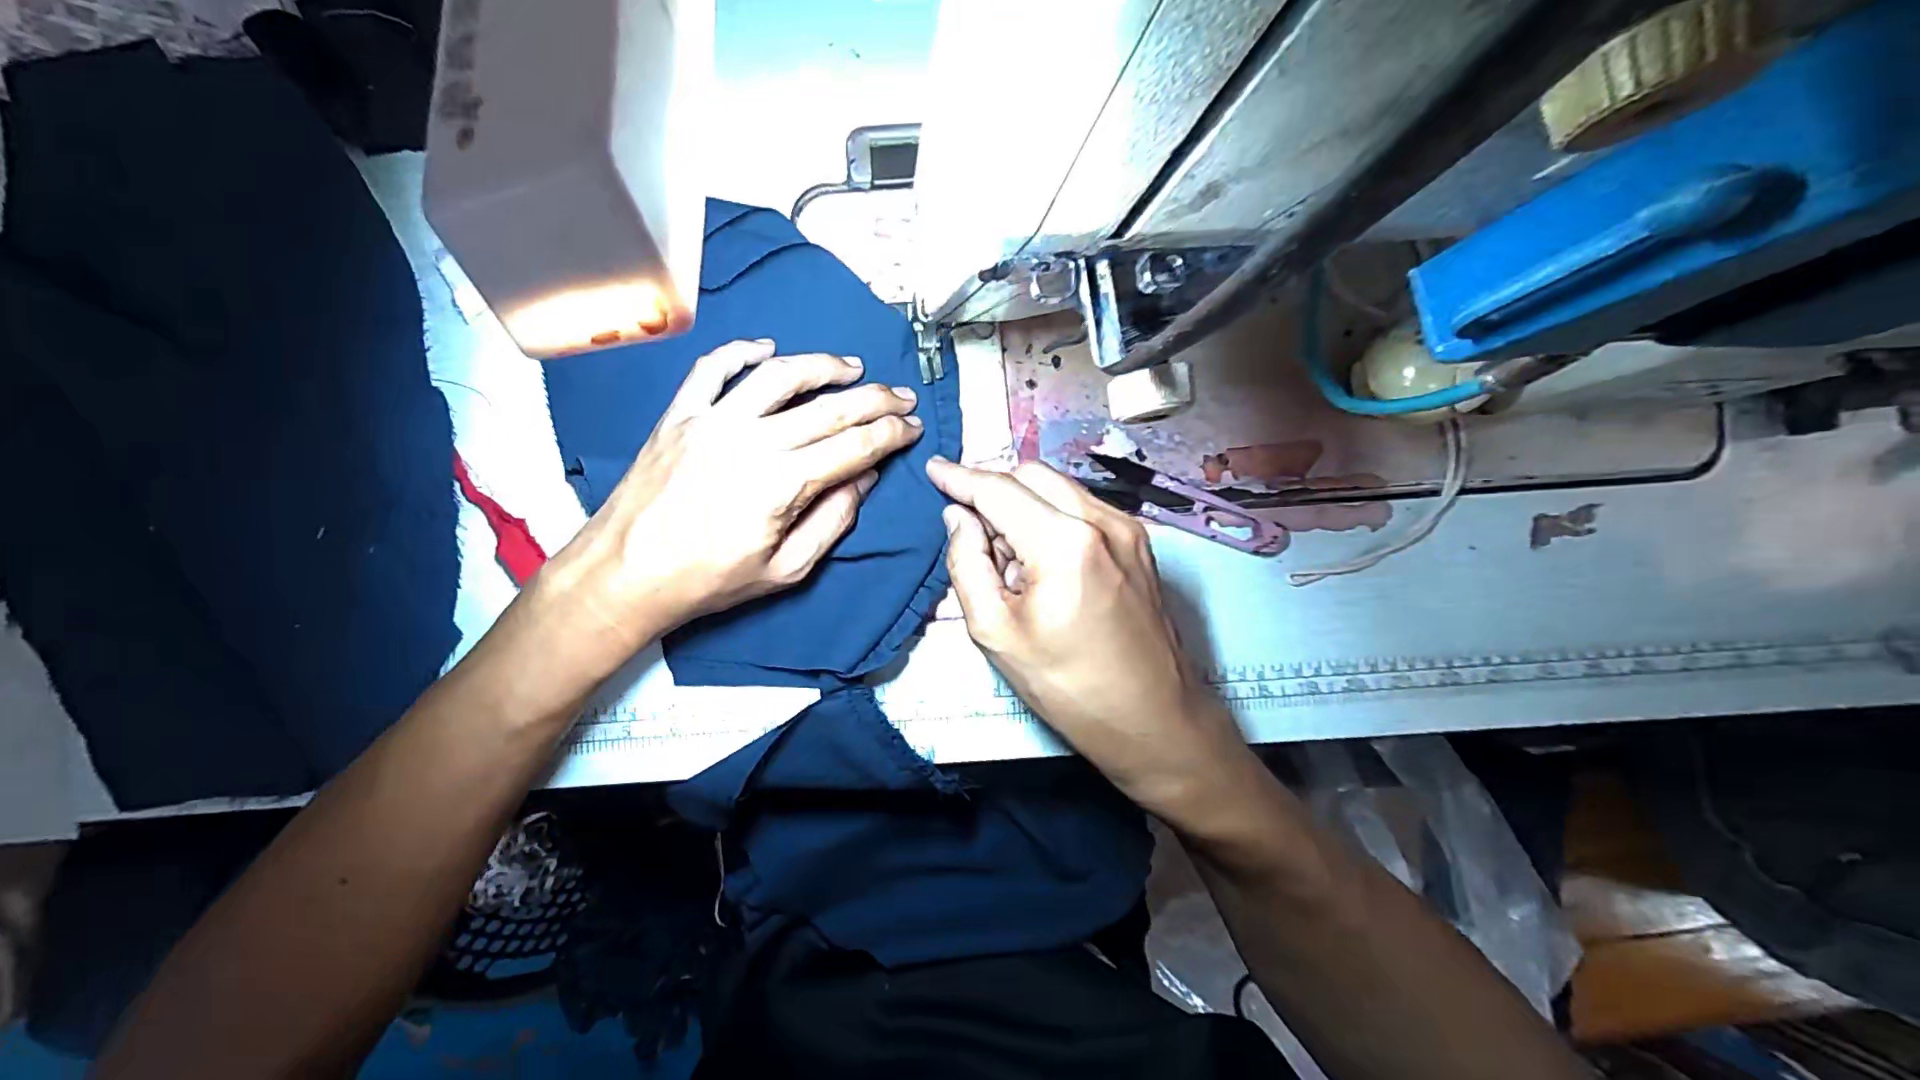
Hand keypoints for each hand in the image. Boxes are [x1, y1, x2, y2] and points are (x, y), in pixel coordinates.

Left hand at [540, 339, 922, 667]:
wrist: (625, 573)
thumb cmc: (707, 580)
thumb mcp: (785, 570)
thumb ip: (832, 521)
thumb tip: (864, 479)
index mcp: (781, 484)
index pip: (854, 446)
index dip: (891, 435)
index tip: (912, 428)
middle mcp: (751, 441)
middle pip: (828, 407)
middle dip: (875, 399)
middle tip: (901, 396)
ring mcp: (711, 422)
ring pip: (778, 376)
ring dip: (822, 365)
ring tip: (851, 367)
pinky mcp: (680, 416)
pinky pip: (712, 369)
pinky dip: (741, 352)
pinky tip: (766, 348)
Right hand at [926, 457, 1257, 821]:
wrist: (1152, 718)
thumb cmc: (1069, 686)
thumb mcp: (996, 633)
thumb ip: (967, 564)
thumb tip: (958, 517)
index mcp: (1064, 543)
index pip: (999, 489)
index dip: (959, 476)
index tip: (934, 470)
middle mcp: (1102, 520)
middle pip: (1031, 474)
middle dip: (994, 490)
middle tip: (974, 534)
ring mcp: (1127, 528)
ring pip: (1059, 486)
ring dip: (1023, 503)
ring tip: (1012, 560)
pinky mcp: (1139, 542)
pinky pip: (1082, 506)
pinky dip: (1052, 516)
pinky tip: (1046, 563)